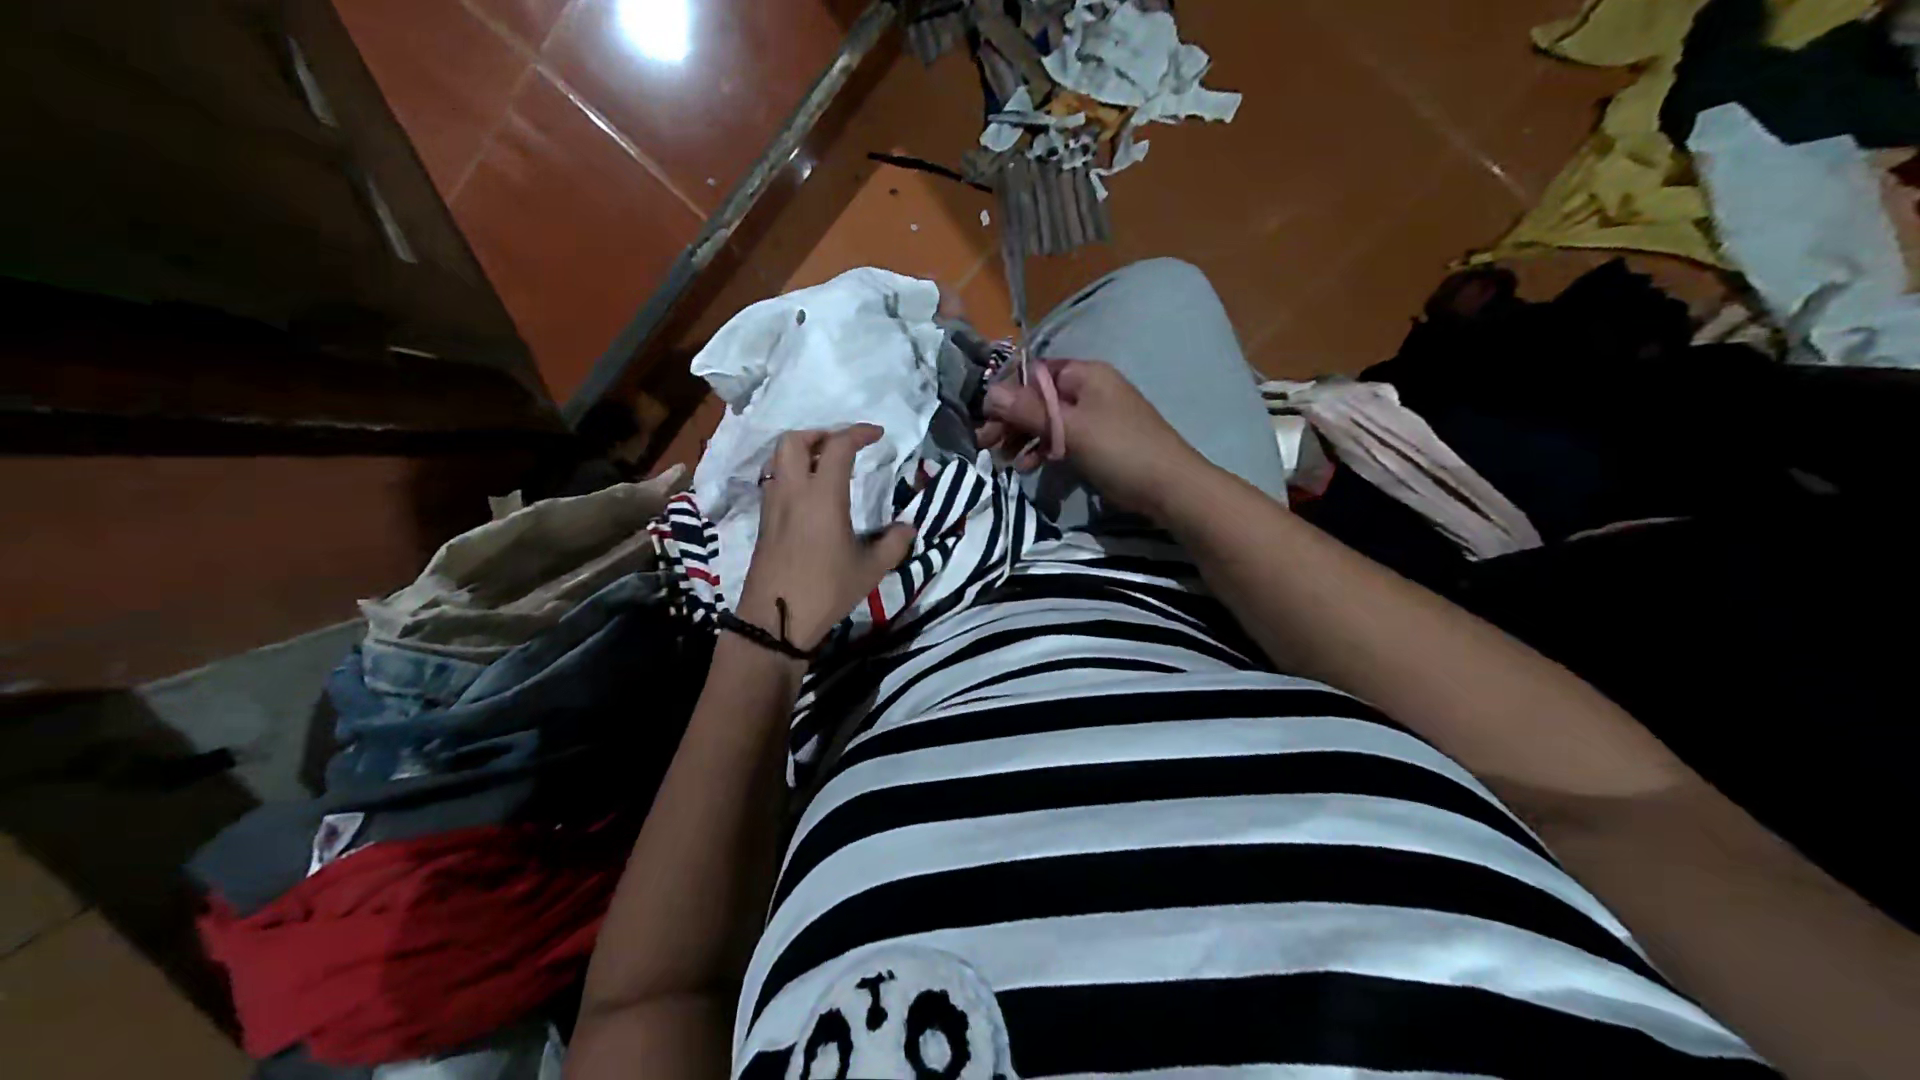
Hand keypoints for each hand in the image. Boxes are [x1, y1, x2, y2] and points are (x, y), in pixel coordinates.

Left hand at [736, 425, 916, 650]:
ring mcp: (773, 505)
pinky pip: (774, 481)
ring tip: (825, 466)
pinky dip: (791, 473)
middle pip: (794, 440)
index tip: (877, 434)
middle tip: (842, 446)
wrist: (775, 619)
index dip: (859, 433)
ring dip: (802, 451)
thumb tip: (908, 527)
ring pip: (778, 458)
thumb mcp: (870, 570)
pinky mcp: (763, 522)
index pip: (838, 447)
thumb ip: (894, 544)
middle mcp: (792, 491)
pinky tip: (809, 495)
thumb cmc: (826, 590)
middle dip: (819, 434)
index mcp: (822, 496)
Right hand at [976, 359, 1210, 517]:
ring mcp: (1094, 416)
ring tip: (1004, 460)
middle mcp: (1088, 389)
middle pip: (1038, 397)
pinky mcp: (1097, 442)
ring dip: (1023, 437)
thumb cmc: (1119, 450)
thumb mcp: (1070, 429)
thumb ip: (1028, 410)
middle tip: (986, 444)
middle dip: (1011, 419)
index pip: (1034, 373)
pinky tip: (1029, 466)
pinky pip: (1062, 439)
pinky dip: (1044, 449)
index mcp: (1085, 374)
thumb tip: (989, 393)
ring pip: (1048, 420)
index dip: (1007, 393)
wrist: (1169, 487)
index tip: (985, 419)